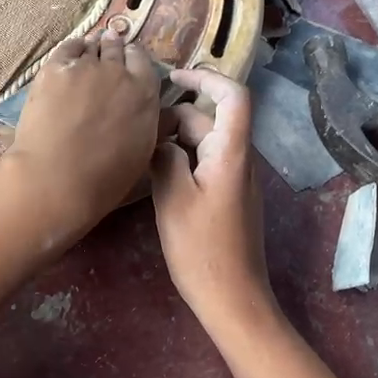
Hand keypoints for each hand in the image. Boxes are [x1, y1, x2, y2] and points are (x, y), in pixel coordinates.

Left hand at [3, 32, 163, 241]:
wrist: (59, 177)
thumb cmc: (105, 177)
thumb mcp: (142, 149)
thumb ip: (147, 120)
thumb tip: (146, 109)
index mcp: (144, 93)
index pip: (142, 61)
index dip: (134, 58)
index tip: (129, 60)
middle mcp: (118, 72)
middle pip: (116, 49)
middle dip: (113, 47)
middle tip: (109, 47)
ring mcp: (85, 67)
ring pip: (92, 48)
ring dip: (93, 48)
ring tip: (90, 48)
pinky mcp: (55, 68)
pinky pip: (67, 48)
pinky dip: (72, 48)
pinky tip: (71, 51)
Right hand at [151, 68, 274, 337]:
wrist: (234, 300)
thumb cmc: (202, 249)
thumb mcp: (173, 199)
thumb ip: (166, 157)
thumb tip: (161, 138)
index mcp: (231, 154)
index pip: (234, 96)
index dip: (206, 78)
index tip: (172, 78)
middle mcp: (239, 160)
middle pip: (211, 119)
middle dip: (176, 114)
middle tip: (138, 126)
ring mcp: (235, 180)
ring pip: (205, 142)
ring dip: (175, 138)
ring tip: (140, 148)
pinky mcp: (227, 198)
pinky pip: (205, 163)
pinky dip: (182, 158)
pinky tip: (154, 173)